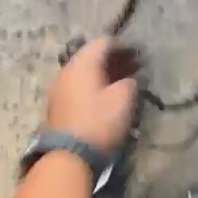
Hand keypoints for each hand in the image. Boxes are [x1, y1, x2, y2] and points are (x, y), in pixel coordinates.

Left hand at [45, 38, 137, 153]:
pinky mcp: (57, 105)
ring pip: (84, 72)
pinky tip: (105, 96)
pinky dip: (93, 86)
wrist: (68, 154)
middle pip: (92, 56)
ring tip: (122, 82)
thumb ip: (130, 83)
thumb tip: (129, 79)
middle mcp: (67, 70)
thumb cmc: (99, 122)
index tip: (139, 54)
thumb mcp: (124, 100)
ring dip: (104, 74)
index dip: (124, 46)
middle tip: (134, 67)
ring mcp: (59, 88)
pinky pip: (78, 86)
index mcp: (83, 63)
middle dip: (114, 60)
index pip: (103, 42)